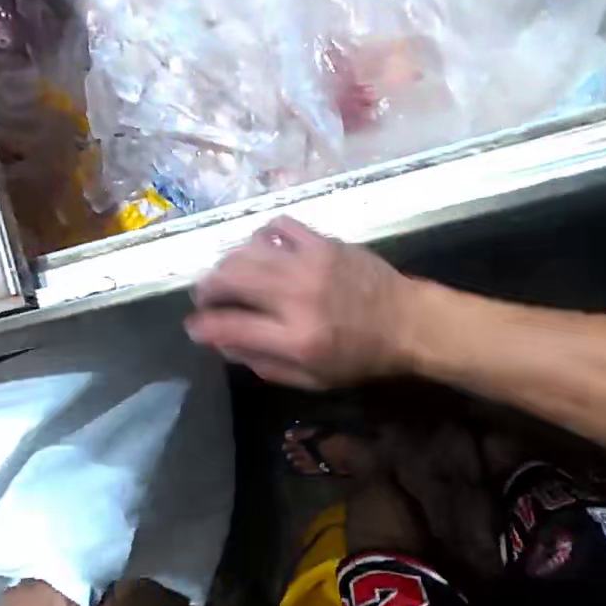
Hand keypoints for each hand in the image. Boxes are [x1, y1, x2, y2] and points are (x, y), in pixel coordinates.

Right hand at [185, 216, 416, 388]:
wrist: (410, 322)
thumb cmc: (359, 358)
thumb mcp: (311, 379)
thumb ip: (262, 363)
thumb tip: (222, 343)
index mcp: (296, 339)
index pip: (229, 327)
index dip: (202, 327)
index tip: (194, 327)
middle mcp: (297, 297)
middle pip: (229, 279)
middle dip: (206, 288)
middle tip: (206, 296)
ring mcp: (310, 263)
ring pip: (246, 250)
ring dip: (227, 263)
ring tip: (228, 275)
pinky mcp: (323, 242)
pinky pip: (277, 226)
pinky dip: (260, 237)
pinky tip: (262, 251)